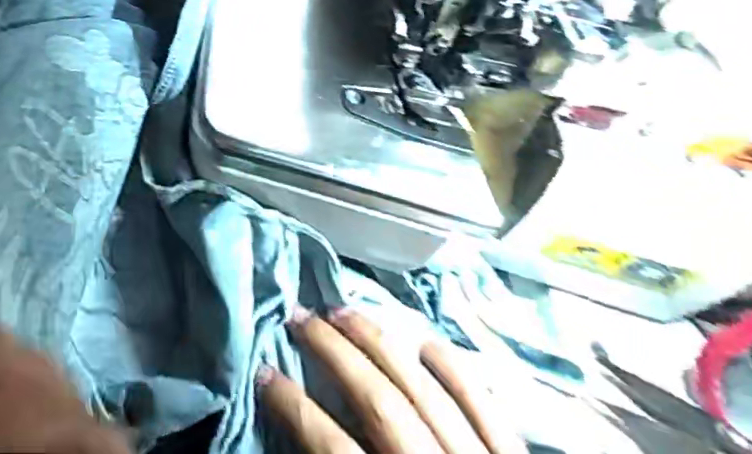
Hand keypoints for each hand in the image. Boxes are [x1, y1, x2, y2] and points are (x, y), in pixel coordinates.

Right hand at [261, 309, 525, 453]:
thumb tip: (290, 443)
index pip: (333, 447)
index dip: (292, 404)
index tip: (262, 372)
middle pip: (380, 404)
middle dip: (332, 352)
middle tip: (298, 316)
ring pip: (428, 395)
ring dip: (380, 345)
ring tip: (343, 312)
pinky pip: (490, 415)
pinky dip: (457, 374)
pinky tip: (424, 342)